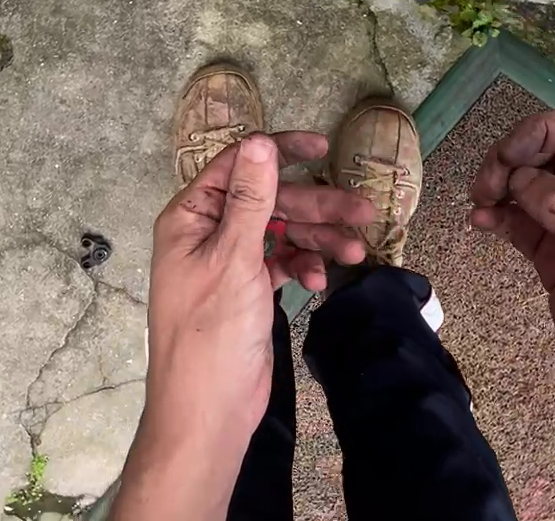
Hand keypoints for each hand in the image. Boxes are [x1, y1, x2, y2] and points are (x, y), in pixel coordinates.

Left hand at [118, 133, 373, 520]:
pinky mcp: (250, 285)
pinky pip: (282, 260)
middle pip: (270, 200)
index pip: (239, 165)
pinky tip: (319, 280)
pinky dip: (303, 265)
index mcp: (192, 215)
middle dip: (315, 207)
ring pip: (282, 231)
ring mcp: (231, 259)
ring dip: (318, 239)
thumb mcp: (234, 258)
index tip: (322, 147)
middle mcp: (210, 230)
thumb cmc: (212, 331)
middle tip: (362, 211)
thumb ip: (250, 198)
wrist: (209, 414)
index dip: (280, 152)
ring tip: (357, 252)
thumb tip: (259, 140)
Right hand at [468, 110, 554, 414]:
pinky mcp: (554, 256)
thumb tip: (521, 176)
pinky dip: (497, 215)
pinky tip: (479, 223)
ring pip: (530, 183)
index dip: (543, 132)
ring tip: (478, 204)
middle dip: (514, 158)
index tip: (509, 157)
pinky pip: (519, 220)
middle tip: (485, 185)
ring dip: (500, 185)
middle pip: (550, 152)